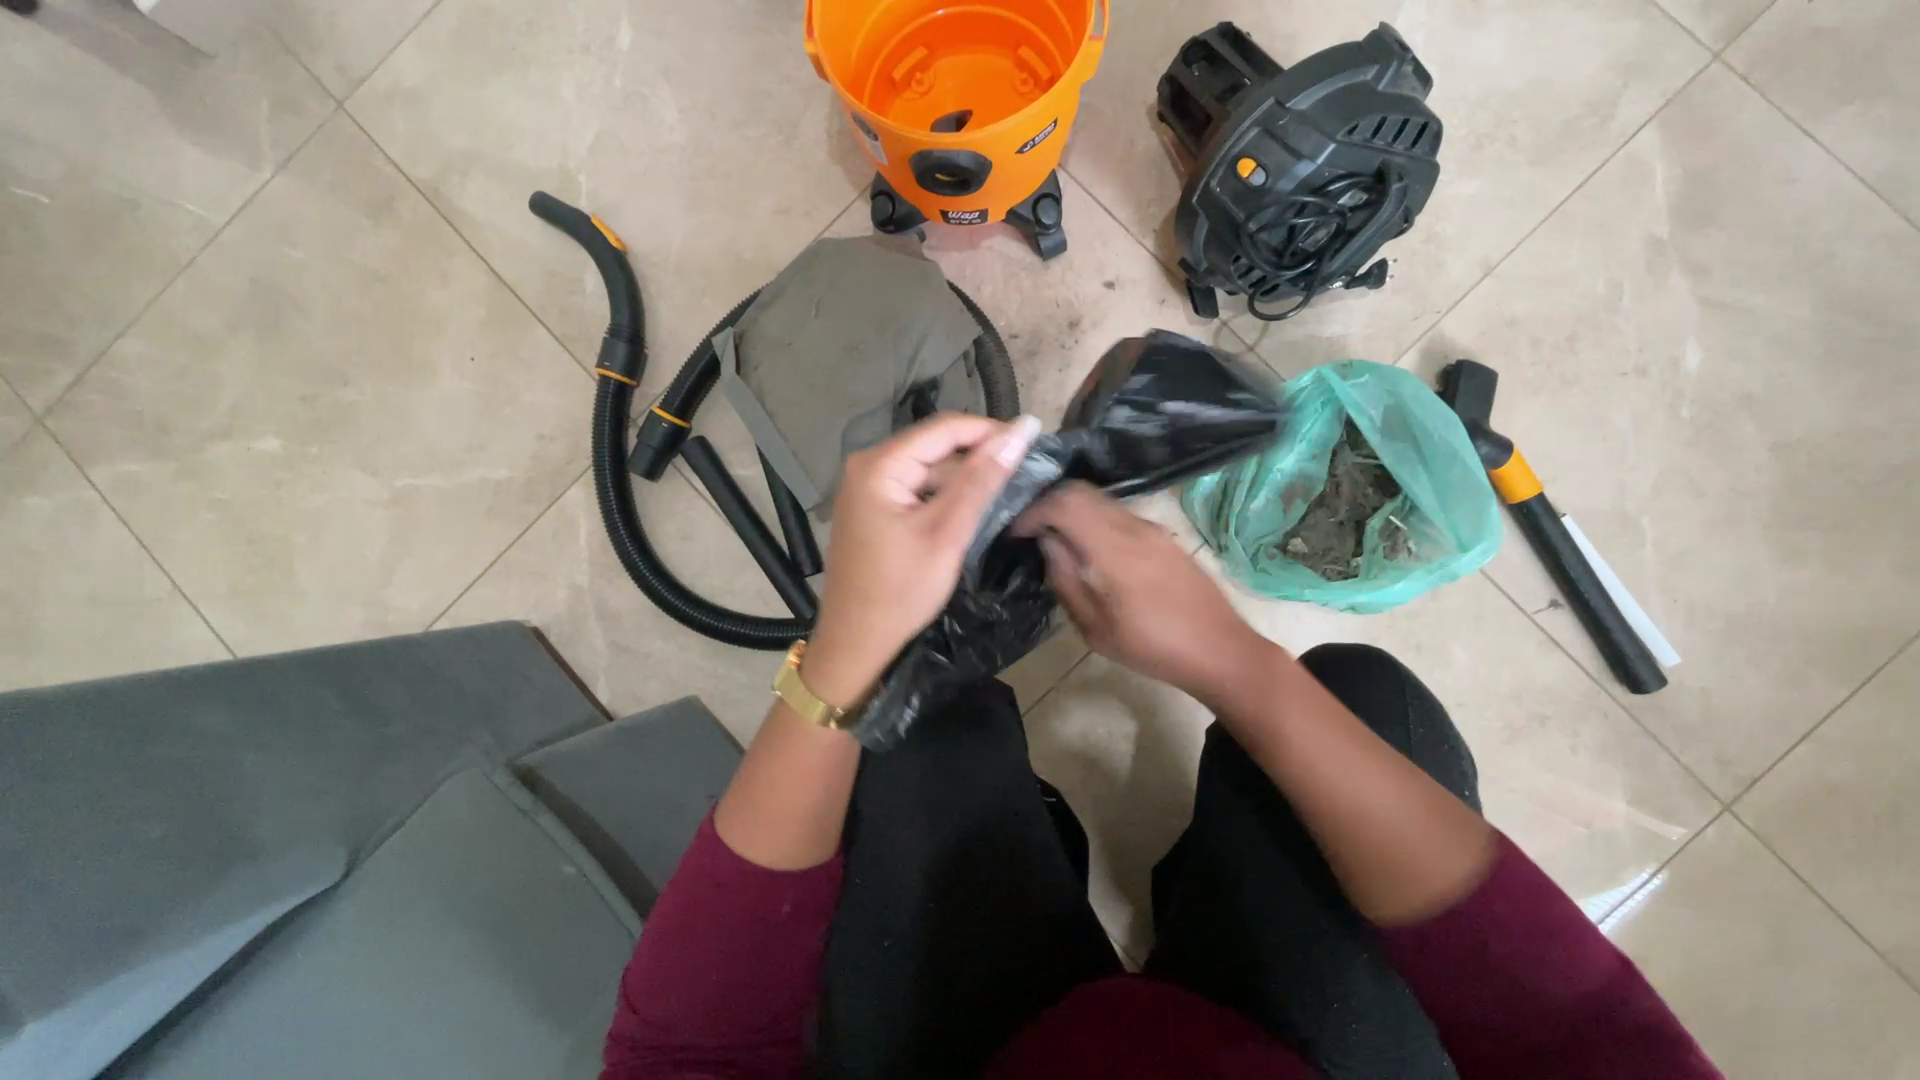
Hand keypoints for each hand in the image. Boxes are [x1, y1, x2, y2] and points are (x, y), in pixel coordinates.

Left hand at [804, 412, 1040, 706]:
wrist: (856, 641)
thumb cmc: (901, 590)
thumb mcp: (947, 532)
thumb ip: (982, 479)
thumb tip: (1021, 430)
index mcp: (879, 464)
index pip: (945, 428)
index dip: (991, 431)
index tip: (1032, 444)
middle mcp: (867, 465)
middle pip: (934, 446)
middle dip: (977, 455)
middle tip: (1023, 473)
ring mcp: (865, 487)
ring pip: (927, 468)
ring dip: (963, 477)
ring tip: (1005, 491)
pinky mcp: (871, 508)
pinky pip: (915, 488)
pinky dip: (943, 495)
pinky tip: (970, 510)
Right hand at [1015, 483, 1273, 707]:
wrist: (1221, 651)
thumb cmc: (1155, 649)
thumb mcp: (1097, 630)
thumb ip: (1067, 583)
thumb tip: (1047, 545)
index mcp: (1115, 551)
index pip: (1065, 504)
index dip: (1033, 512)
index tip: (1015, 532)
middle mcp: (1135, 528)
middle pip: (1082, 492)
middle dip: (1048, 504)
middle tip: (1029, 530)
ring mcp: (1154, 529)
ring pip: (1102, 501)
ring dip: (1073, 511)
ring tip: (1055, 540)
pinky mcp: (1165, 537)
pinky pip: (1120, 514)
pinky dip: (1094, 520)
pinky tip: (1089, 549)